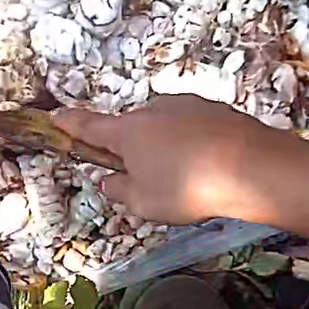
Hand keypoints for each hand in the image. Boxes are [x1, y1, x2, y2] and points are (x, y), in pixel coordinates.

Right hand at [52, 96, 308, 224]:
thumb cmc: (189, 189)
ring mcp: (186, 104)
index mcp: (128, 131)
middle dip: (133, 148)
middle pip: (132, 128)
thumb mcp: (145, 203)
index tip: (55, 115)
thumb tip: (107, 180)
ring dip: (165, 145)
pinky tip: (209, 164)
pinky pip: (192, 126)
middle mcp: (153, 109)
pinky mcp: (215, 108)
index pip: (89, 125)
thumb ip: (120, 191)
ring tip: (188, 176)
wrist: (253, 168)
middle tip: (149, 179)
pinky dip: (192, 142)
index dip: (70, 123)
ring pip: (164, 126)